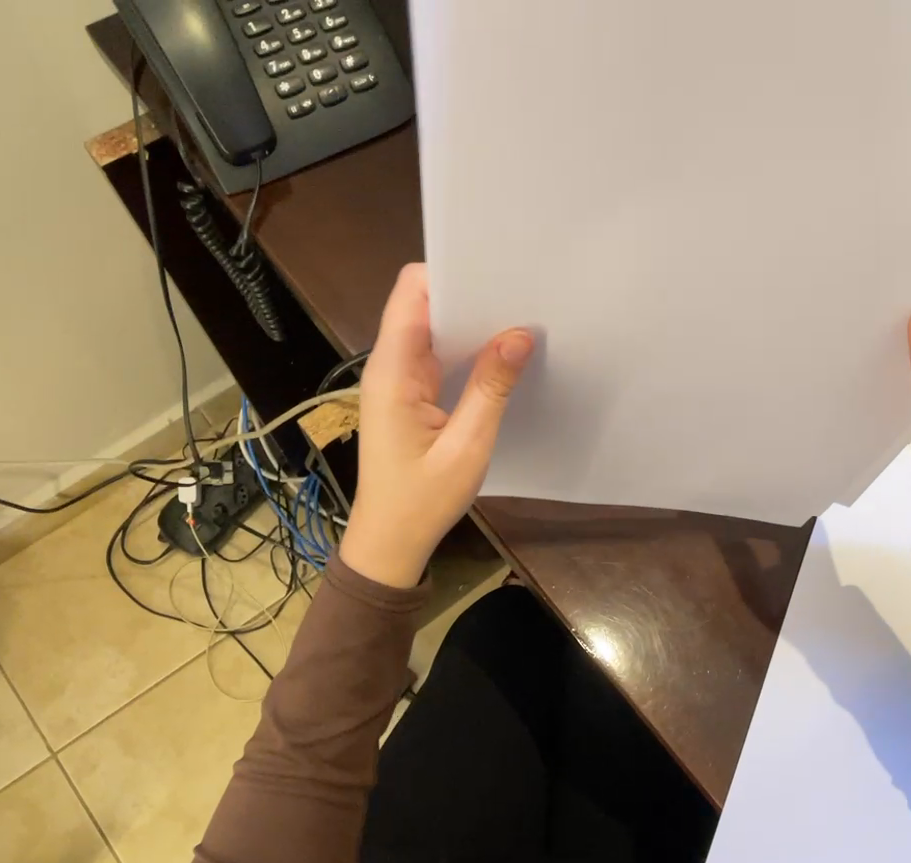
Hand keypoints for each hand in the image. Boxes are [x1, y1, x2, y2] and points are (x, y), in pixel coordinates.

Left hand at [339, 264, 533, 587]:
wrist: (390, 541)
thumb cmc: (423, 500)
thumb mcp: (467, 446)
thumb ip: (492, 388)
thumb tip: (520, 334)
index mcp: (393, 371)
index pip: (412, 292)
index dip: (450, 273)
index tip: (496, 272)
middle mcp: (389, 366)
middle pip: (423, 304)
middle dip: (468, 295)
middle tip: (520, 296)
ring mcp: (397, 381)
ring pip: (432, 329)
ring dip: (470, 324)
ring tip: (517, 321)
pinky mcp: (408, 397)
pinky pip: (436, 356)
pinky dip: (465, 351)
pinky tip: (498, 356)